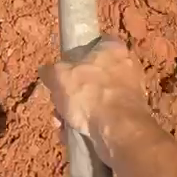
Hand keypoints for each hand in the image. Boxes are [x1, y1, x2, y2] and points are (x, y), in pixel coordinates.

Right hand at [38, 36, 151, 165]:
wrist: (119, 130)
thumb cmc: (90, 94)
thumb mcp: (59, 76)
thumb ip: (51, 71)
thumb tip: (46, 71)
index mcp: (113, 48)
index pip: (96, 42)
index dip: (77, 54)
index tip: (64, 67)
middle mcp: (127, 67)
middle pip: (92, 75)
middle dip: (72, 91)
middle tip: (58, 101)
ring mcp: (131, 93)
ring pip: (96, 98)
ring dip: (77, 111)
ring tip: (62, 123)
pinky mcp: (130, 116)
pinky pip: (103, 116)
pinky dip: (89, 124)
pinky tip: (74, 133)